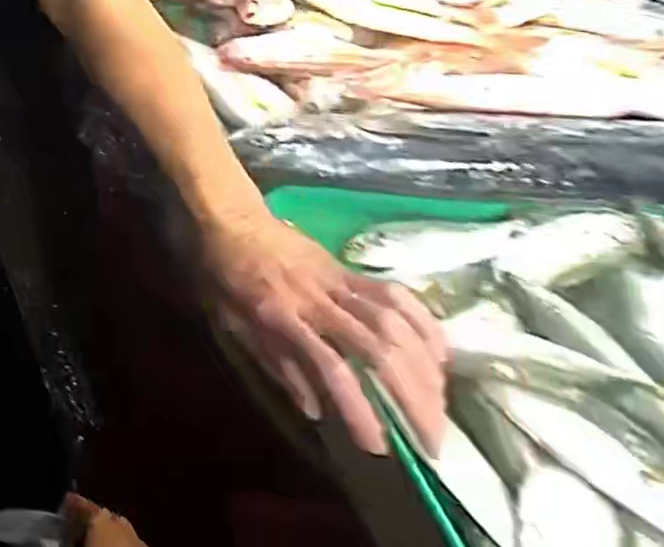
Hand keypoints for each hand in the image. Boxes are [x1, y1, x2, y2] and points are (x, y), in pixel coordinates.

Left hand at [205, 213, 447, 456]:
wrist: (230, 218)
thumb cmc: (224, 270)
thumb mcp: (231, 317)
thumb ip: (273, 360)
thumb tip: (314, 408)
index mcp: (278, 313)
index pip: (330, 367)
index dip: (358, 409)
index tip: (377, 445)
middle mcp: (313, 300)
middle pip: (376, 350)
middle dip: (412, 400)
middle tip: (430, 439)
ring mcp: (334, 281)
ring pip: (394, 325)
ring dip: (425, 370)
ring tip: (438, 405)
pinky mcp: (347, 268)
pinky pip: (396, 295)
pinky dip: (424, 325)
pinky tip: (439, 355)